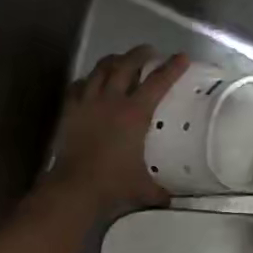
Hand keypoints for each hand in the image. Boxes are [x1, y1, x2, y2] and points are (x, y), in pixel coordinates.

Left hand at [49, 46, 186, 209]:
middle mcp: (112, 100)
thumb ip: (159, 192)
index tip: (182, 57)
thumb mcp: (144, 189)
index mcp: (135, 114)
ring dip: (114, 60)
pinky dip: (88, 80)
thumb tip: (170, 199)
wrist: (76, 186)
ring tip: (121, 60)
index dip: (172, 68)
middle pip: (127, 65)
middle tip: (149, 52)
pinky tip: (91, 83)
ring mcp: (88, 102)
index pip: (158, 83)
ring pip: (101, 69)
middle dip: (140, 54)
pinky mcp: (70, 110)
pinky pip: (79, 85)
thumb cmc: (114, 184)